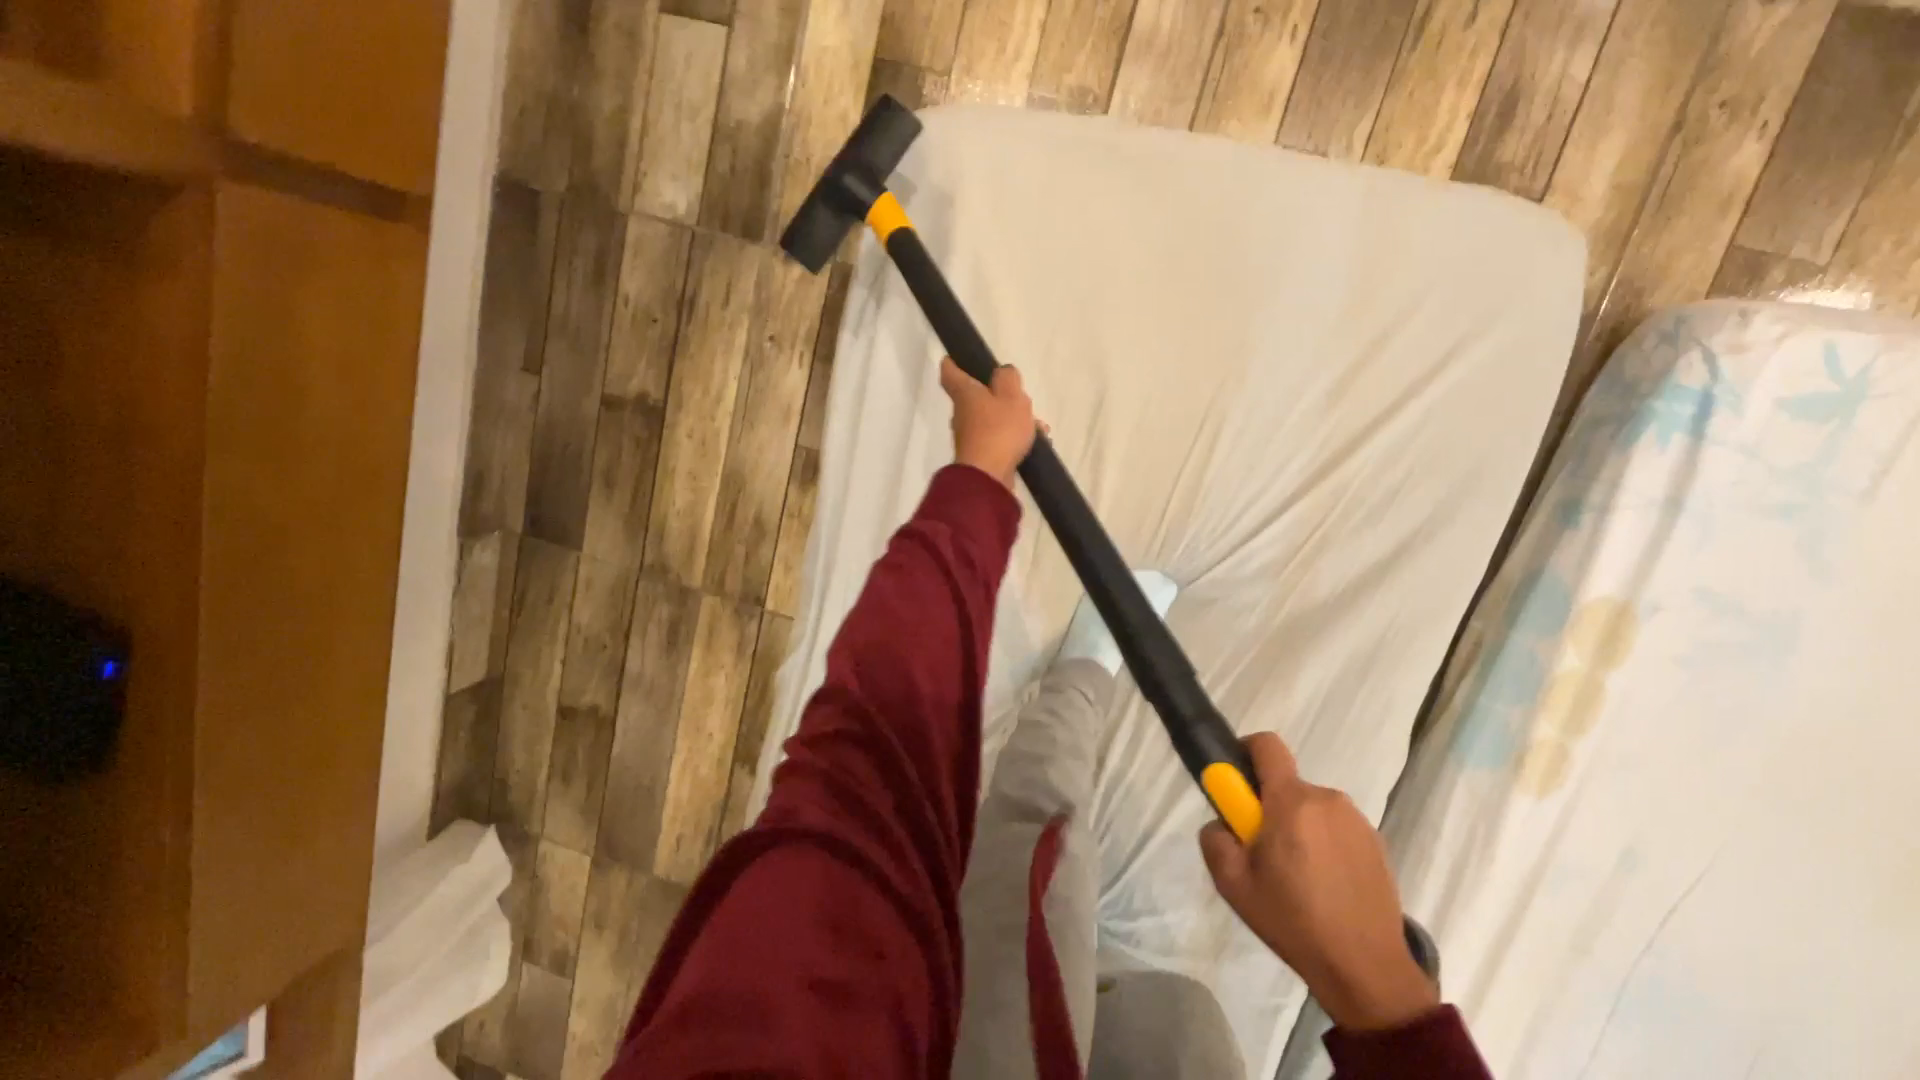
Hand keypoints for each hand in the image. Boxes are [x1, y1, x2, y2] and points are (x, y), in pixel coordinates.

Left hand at [940, 357, 1037, 488]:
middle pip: (974, 398)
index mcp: (965, 394)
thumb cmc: (999, 430)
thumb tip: (1002, 373)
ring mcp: (969, 437)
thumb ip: (1008, 378)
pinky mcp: (979, 456)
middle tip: (1018, 395)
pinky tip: (1036, 442)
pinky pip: (997, 440)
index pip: (950, 373)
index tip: (955, 357)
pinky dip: (1013, 438)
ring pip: (990, 420)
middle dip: (995, 395)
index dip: (952, 363)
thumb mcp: (1012, 396)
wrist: (988, 477)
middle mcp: (961, 414)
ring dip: (1011, 419)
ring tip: (1038, 424)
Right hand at [1199, 733, 1437, 1031]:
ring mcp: (1357, 821)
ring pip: (1311, 809)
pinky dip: (1323, 845)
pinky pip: (1336, 829)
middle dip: (1269, 808)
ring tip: (1295, 879)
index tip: (1235, 782)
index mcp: (1291, 802)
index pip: (1267, 745)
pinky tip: (1323, 887)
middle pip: (1287, 786)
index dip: (1245, 751)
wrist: (1365, 966)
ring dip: (1297, 828)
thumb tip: (1223, 824)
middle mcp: (1327, 799)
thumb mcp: (1233, 884)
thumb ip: (1215, 839)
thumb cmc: (1292, 920)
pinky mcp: (1376, 844)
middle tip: (1261, 854)